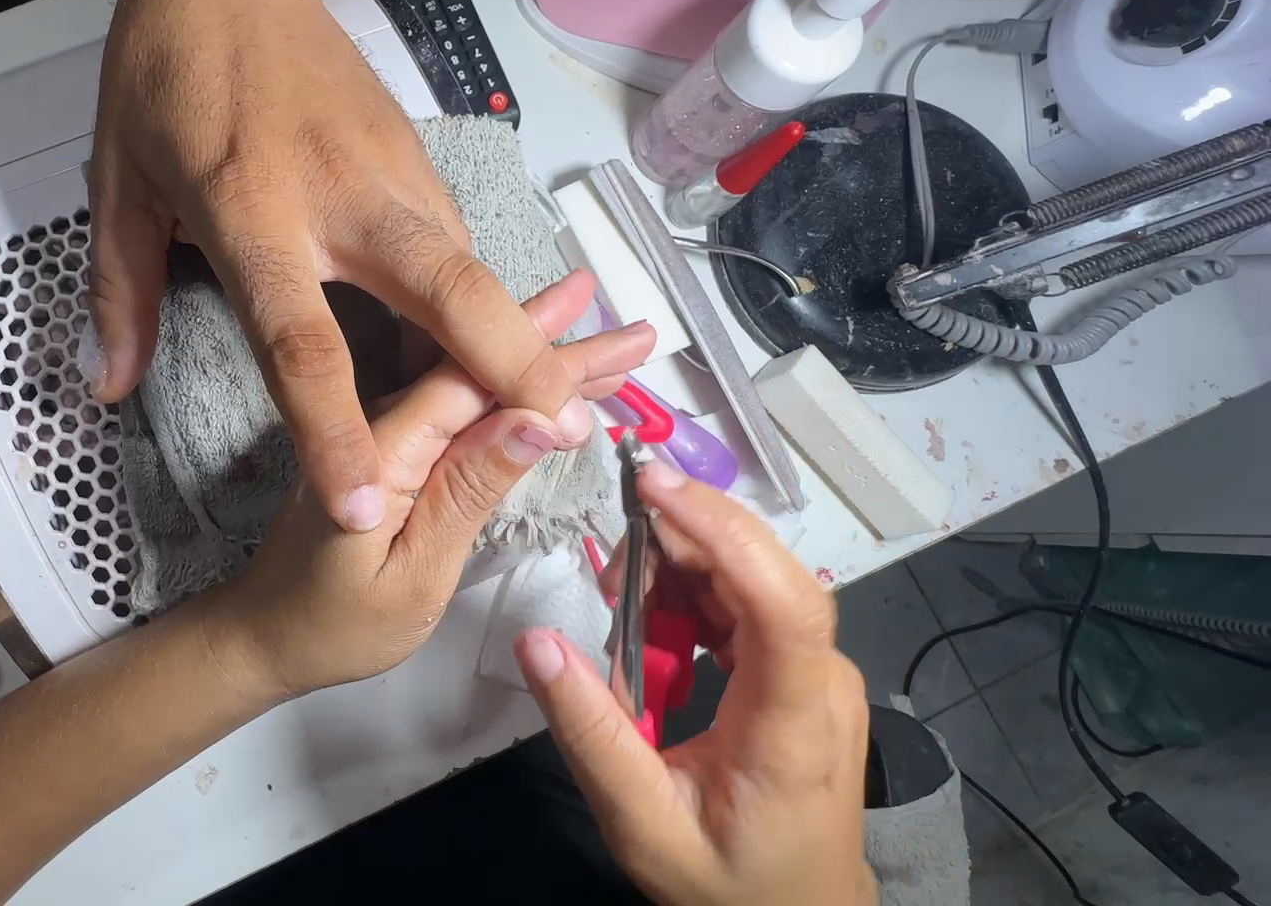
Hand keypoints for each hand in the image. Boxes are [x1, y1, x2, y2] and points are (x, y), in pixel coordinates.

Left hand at [89, 0, 588, 534]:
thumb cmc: (165, 73)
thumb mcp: (118, 184)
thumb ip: (119, 295)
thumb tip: (109, 385)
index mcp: (252, 212)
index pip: (302, 344)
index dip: (334, 433)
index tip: (366, 509)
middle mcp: (340, 197)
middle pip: (445, 292)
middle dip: (511, 364)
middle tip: (562, 428)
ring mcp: (390, 171)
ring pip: (466, 267)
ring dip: (511, 335)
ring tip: (547, 402)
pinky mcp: (414, 155)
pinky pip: (453, 244)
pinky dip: (474, 300)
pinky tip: (478, 338)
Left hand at [203, 270, 654, 698]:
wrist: (268, 631)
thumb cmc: (337, 624)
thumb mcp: (413, 573)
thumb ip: (469, 492)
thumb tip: (536, 421)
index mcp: (385, 447)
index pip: (473, 385)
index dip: (547, 364)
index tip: (617, 346)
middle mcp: (381, 422)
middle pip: (475, 370)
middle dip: (558, 348)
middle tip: (633, 333)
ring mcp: (384, 432)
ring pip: (469, 382)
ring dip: (537, 363)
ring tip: (603, 343)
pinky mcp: (390, 446)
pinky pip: (454, 409)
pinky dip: (502, 393)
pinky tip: (538, 384)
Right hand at [515, 469, 875, 905]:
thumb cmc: (730, 883)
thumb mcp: (642, 823)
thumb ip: (589, 733)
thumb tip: (535, 641)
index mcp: (795, 722)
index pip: (783, 603)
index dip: (723, 532)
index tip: (652, 489)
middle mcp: (820, 677)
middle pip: (751, 569)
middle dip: (671, 549)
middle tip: (609, 589)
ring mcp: (812, 667)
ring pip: (738, 573)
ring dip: (670, 575)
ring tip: (623, 623)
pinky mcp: (792, 664)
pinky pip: (735, 598)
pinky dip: (682, 597)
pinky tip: (650, 632)